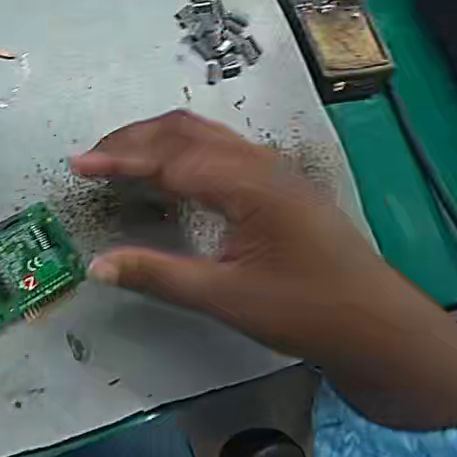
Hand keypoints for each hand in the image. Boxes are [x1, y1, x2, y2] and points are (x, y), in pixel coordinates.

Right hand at [70, 111, 456, 429]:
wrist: (378, 325)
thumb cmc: (304, 310)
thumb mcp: (224, 297)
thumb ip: (157, 275)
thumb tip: (97, 265)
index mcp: (248, 185)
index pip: (170, 158)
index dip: (119, 160)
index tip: (77, 166)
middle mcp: (259, 163)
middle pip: (184, 131)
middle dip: (131, 140)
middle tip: (90, 159)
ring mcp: (270, 168)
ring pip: (202, 135)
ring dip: (154, 140)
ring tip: (115, 159)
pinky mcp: (275, 182)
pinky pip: (216, 149)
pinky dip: (177, 151)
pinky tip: (164, 174)